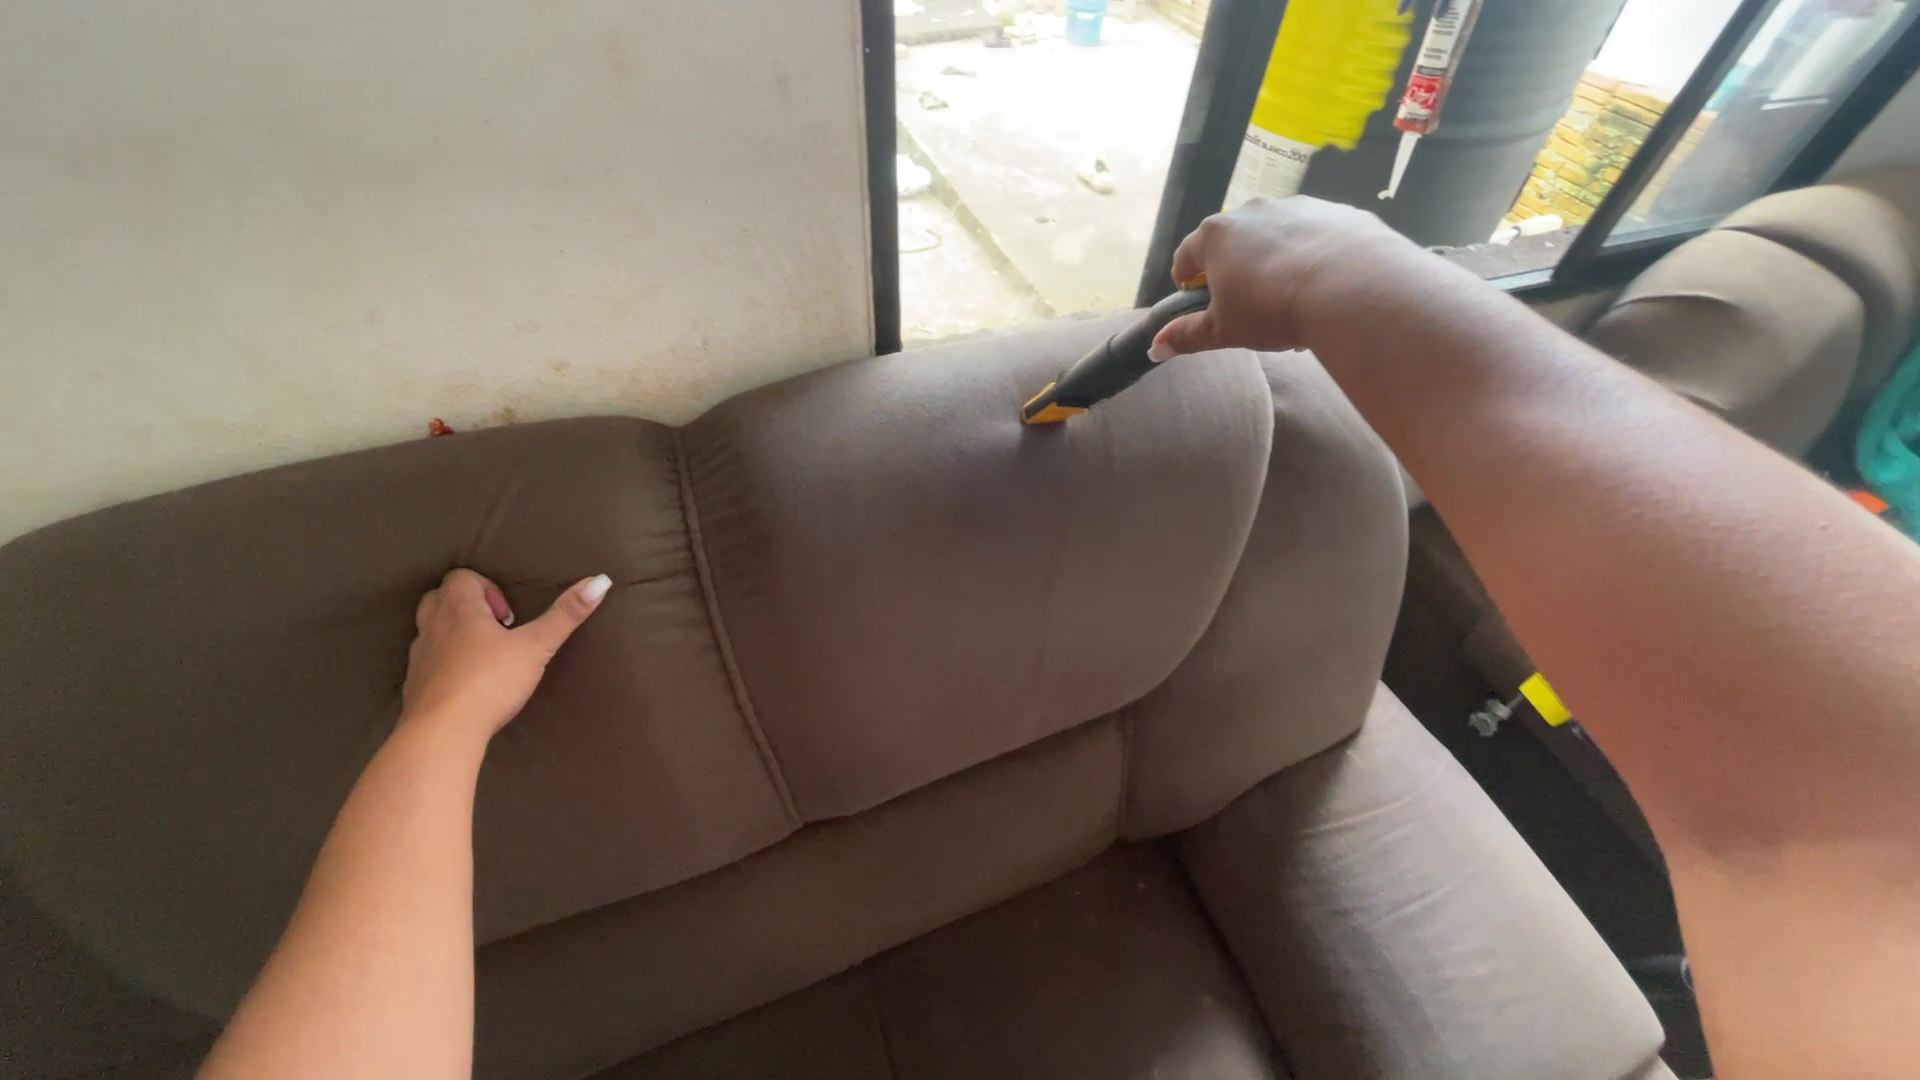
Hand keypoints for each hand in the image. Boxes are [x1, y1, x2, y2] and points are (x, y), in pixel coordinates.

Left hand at [400, 568, 610, 739]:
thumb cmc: (490, 680)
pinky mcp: (414, 684)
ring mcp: (419, 656)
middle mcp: (433, 626)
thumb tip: (601, 580)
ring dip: (455, 632)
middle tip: (496, 629)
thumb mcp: (537, 646)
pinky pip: (428, 659)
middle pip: (440, 596)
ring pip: (431, 627)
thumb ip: (566, 614)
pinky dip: (446, 660)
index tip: (508, 616)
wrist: (442, 732)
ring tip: (486, 654)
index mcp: (459, 610)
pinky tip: (470, 681)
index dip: (487, 588)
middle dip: (468, 605)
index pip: (461, 577)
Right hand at [1150, 196, 1431, 358]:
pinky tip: (1321, 283)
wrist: (1352, 286)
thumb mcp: (1223, 330)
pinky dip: (1310, 253)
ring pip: (1274, 234)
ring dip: (1272, 258)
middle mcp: (1252, 210)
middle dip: (1231, 266)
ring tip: (1287, 294)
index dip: (1184, 277)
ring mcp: (1297, 205)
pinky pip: (1314, 234)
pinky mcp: (1337, 210)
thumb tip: (1154, 348)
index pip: (1186, 253)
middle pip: (1231, 239)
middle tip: (1243, 300)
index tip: (1192, 295)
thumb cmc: (1271, 309)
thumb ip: (1187, 336)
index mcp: (1216, 236)